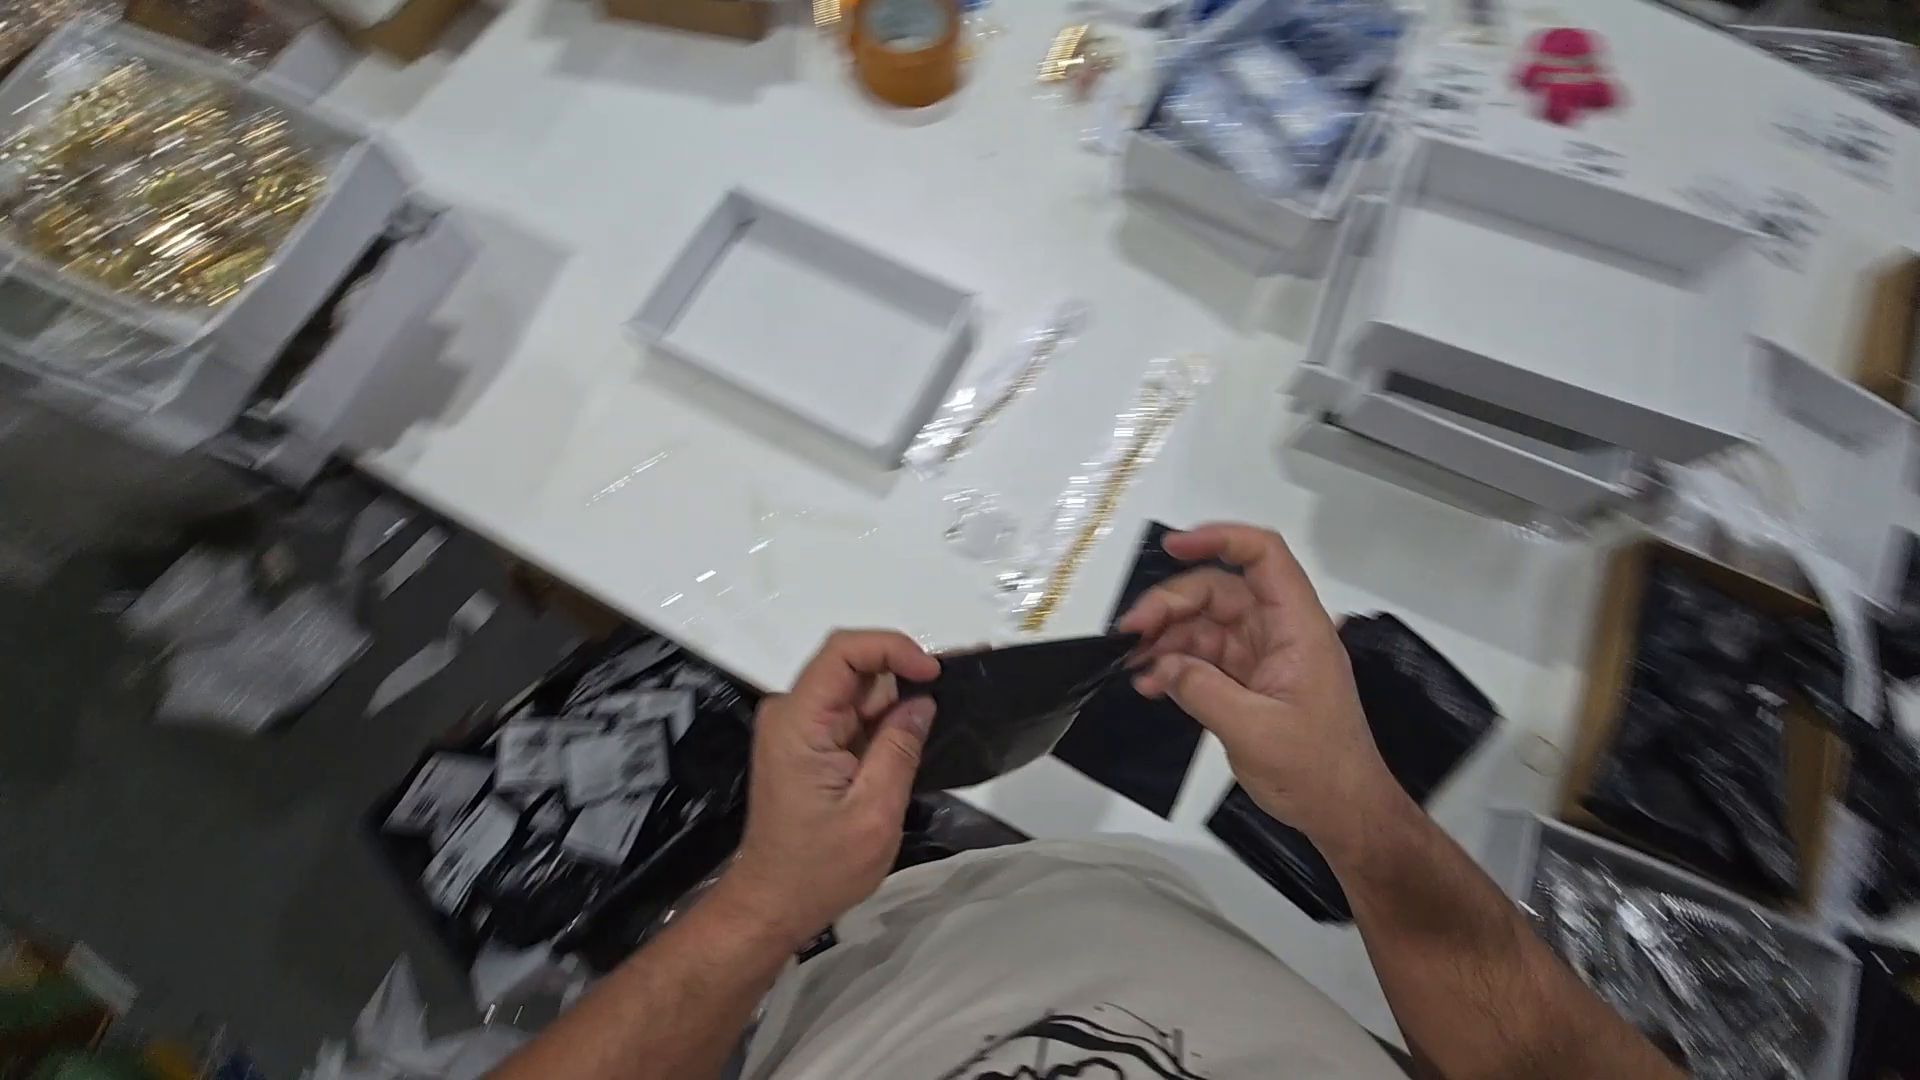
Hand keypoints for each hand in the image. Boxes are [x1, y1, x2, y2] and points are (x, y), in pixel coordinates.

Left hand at [713, 630, 939, 950]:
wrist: (773, 904)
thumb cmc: (819, 868)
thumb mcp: (874, 812)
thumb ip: (899, 749)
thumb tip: (921, 703)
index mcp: (799, 722)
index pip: (843, 652)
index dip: (891, 648)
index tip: (931, 673)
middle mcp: (792, 712)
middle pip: (852, 667)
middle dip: (900, 676)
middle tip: (947, 695)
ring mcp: (798, 726)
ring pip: (856, 689)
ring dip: (894, 702)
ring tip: (934, 720)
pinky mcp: (808, 742)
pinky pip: (851, 713)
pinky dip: (883, 720)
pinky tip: (911, 735)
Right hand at [1116, 524, 1401, 853]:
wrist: (1343, 815)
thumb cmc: (1316, 771)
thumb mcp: (1255, 730)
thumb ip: (1201, 689)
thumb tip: (1161, 664)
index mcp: (1297, 628)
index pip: (1264, 557)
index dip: (1220, 539)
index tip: (1173, 546)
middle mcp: (1276, 631)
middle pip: (1217, 591)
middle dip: (1170, 605)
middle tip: (1130, 634)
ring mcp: (1258, 654)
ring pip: (1202, 623)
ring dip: (1163, 638)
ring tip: (1132, 665)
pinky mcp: (1243, 679)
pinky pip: (1200, 656)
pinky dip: (1172, 664)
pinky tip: (1149, 683)